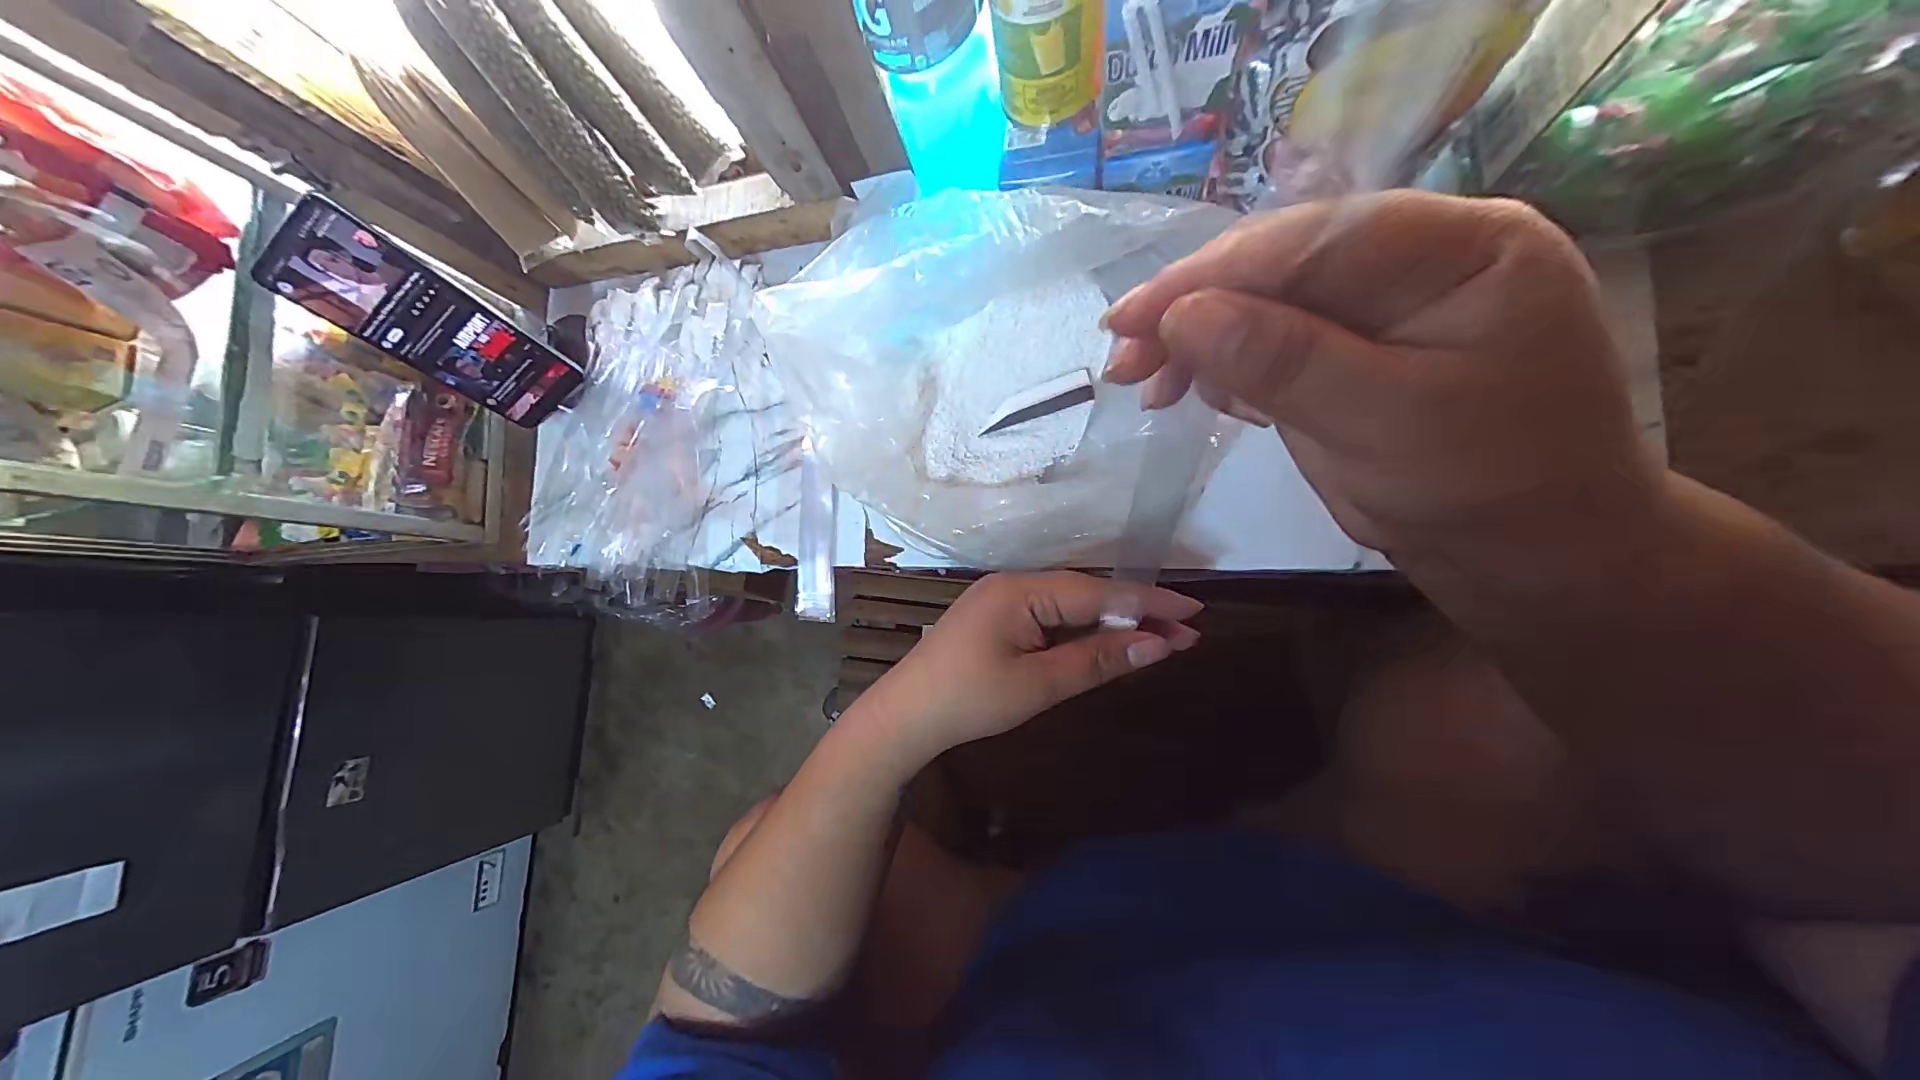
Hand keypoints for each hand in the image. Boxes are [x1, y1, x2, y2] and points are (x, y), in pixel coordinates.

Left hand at [850, 572, 1202, 765]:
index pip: (1099, 592)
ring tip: (1158, 638)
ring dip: (1111, 621)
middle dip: (1136, 612)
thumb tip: (1157, 645)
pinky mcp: (997, 617)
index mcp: (1021, 590)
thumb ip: (1098, 660)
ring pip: (1070, 604)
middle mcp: (1013, 583)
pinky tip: (1107, 640)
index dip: (1149, 603)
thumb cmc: (969, 701)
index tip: (1195, 612)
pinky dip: (1082, 630)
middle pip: (1087, 593)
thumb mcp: (1039, 684)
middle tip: (1185, 632)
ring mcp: (1002, 599)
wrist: (904, 716)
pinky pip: (1050, 615)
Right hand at [1102, 192, 1663, 588]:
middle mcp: (1419, 261)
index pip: (1311, 239)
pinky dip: (1228, 369)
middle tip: (1123, 361)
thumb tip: (1180, 315)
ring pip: (1266, 305)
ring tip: (1149, 388)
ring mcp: (1382, 309)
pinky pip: (1275, 344)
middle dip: (1194, 311)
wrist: (1529, 557)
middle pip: (1280, 265)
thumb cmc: (1483, 490)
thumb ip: (1283, 360)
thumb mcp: (1381, 423)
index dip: (1210, 274)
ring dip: (1200, 343)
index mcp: (1459, 248)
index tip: (1127, 320)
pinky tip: (1199, 393)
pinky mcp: (1353, 353)